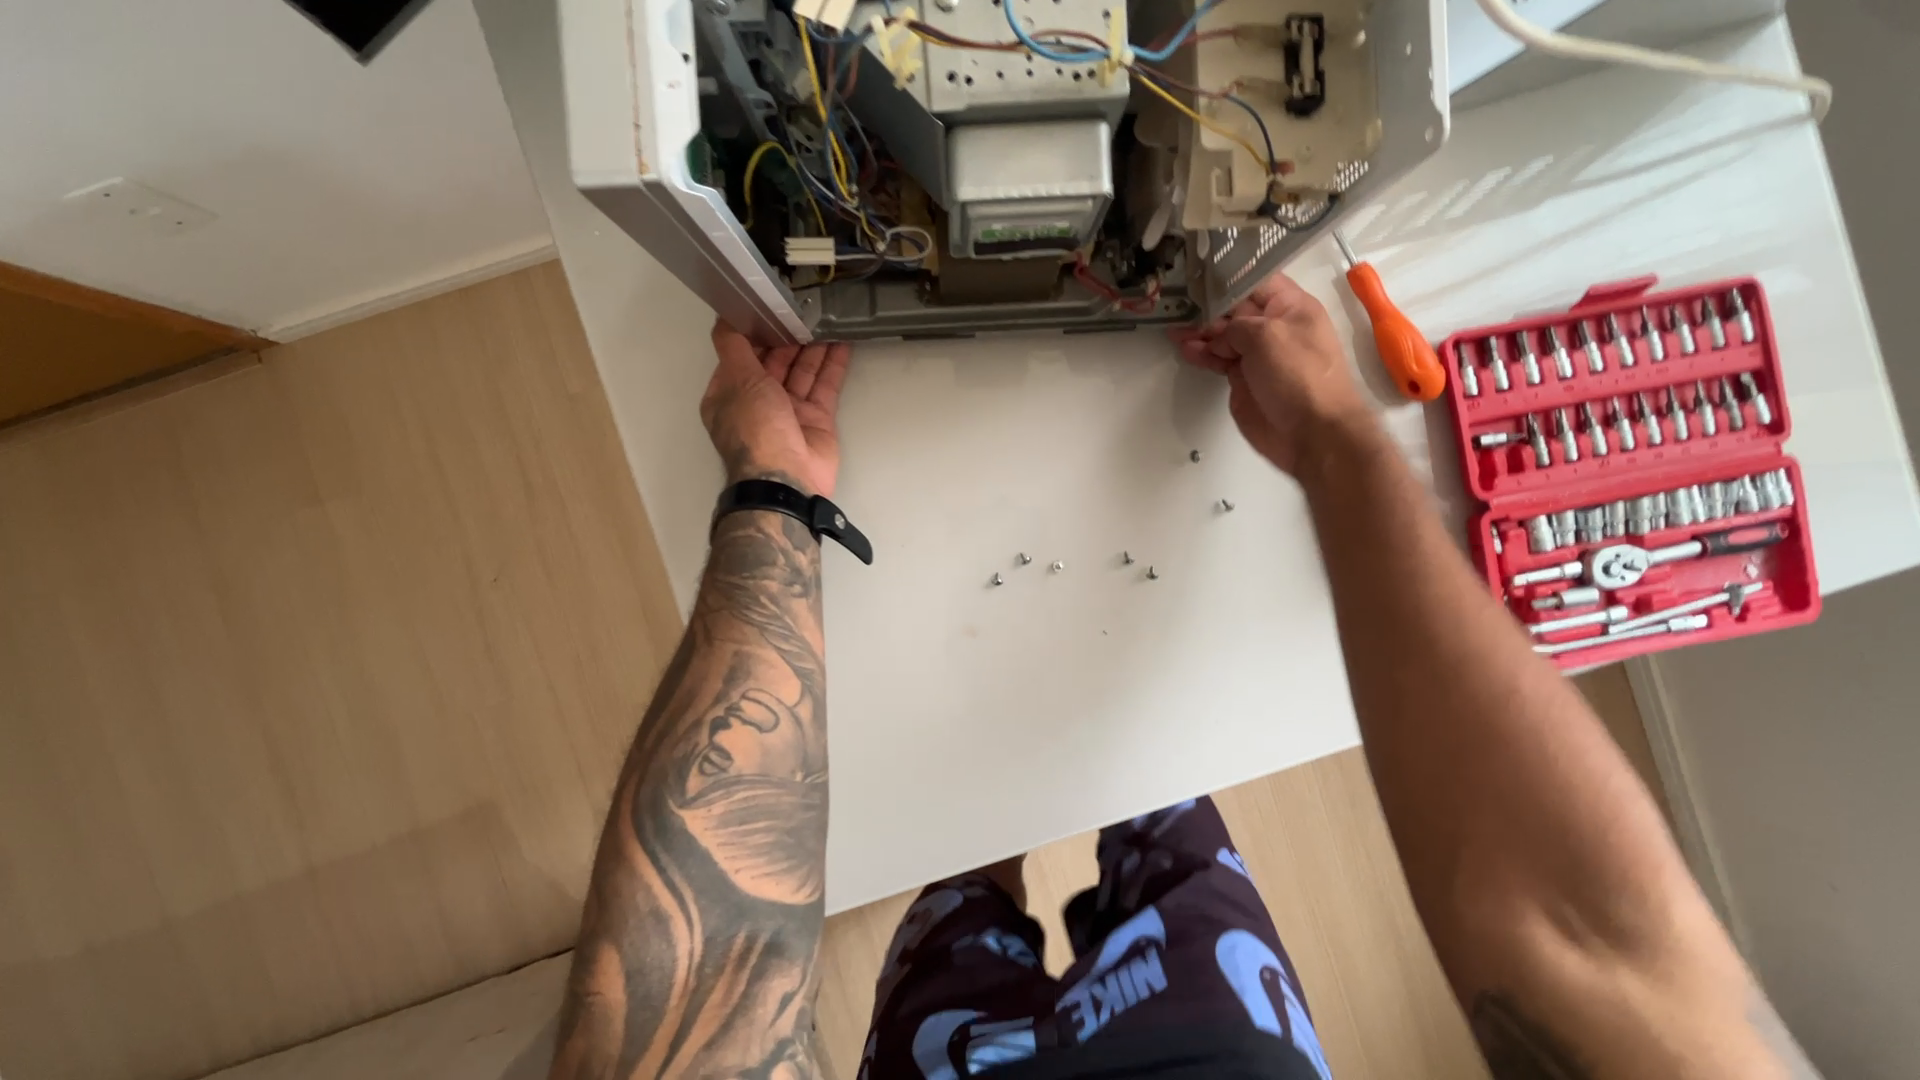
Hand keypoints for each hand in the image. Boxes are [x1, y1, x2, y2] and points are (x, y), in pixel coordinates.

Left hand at [701, 323, 850, 497]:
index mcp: (730, 395)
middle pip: (774, 362)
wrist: (786, 478)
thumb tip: (724, 317)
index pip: (740, 357)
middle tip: (802, 308)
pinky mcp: (817, 420)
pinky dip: (833, 366)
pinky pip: (825, 387)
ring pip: (802, 372)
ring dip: (812, 347)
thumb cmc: (754, 428)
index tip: (766, 306)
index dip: (753, 332)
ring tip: (825, 318)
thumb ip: (732, 346)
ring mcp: (789, 412)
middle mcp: (758, 403)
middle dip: (787, 337)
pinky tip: (842, 343)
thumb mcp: (736, 379)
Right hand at [1170, 272, 1371, 476]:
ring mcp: (1259, 355)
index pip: (1256, 281)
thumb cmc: (1299, 376)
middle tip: (1178, 305)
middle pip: (1235, 309)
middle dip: (1208, 307)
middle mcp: (1275, 328)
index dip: (1228, 277)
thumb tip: (1219, 333)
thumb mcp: (1266, 336)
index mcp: (1291, 308)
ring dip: (1200, 332)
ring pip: (1224, 336)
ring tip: (1176, 331)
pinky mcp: (1244, 379)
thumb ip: (1236, 326)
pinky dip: (1203, 354)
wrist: (1312, 433)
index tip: (1198, 274)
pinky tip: (1186, 350)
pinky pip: (1219, 360)